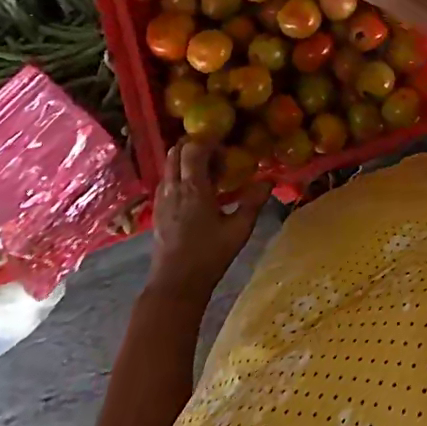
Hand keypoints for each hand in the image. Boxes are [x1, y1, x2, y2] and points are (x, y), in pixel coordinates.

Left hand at [143, 140, 269, 300]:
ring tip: (210, 173)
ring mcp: (162, 199)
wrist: (175, 284)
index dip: (209, 141)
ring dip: (187, 160)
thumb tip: (269, 180)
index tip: (227, 145)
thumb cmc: (209, 256)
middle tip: (219, 156)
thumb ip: (253, 201)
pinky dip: (180, 174)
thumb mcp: (239, 229)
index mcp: (193, 189)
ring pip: (168, 164)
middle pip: (176, 151)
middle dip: (196, 145)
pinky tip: (197, 191)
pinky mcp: (158, 210)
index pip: (193, 149)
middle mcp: (173, 188)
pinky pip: (167, 180)